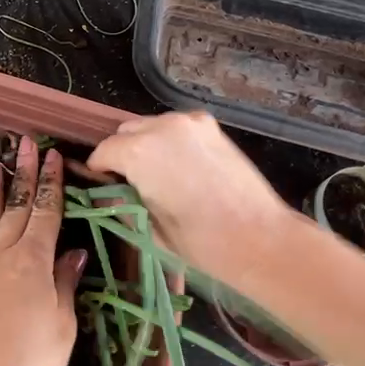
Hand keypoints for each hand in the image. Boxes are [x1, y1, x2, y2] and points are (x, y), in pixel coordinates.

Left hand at [0, 136, 85, 365]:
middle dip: (23, 173)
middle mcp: (5, 254)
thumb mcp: (62, 323)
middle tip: (25, 143)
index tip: (52, 155)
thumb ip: (65, 282)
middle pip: (16, 206)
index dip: (50, 182)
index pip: (45, 211)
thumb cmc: (34, 360)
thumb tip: (73, 251)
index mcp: (34, 259)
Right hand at [85, 111, 293, 280]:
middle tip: (134, 184)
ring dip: (147, 144)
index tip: (104, 186)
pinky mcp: (210, 125)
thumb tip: (107, 192)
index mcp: (138, 152)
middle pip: (125, 133)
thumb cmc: (203, 243)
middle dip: (123, 154)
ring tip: (161, 176)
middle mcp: (160, 127)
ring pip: (150, 126)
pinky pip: (176, 127)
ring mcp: (188, 122)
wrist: (263, 240)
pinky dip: (171, 141)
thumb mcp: (150, 229)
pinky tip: (184, 167)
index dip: (100, 170)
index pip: (104, 151)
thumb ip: (122, 203)